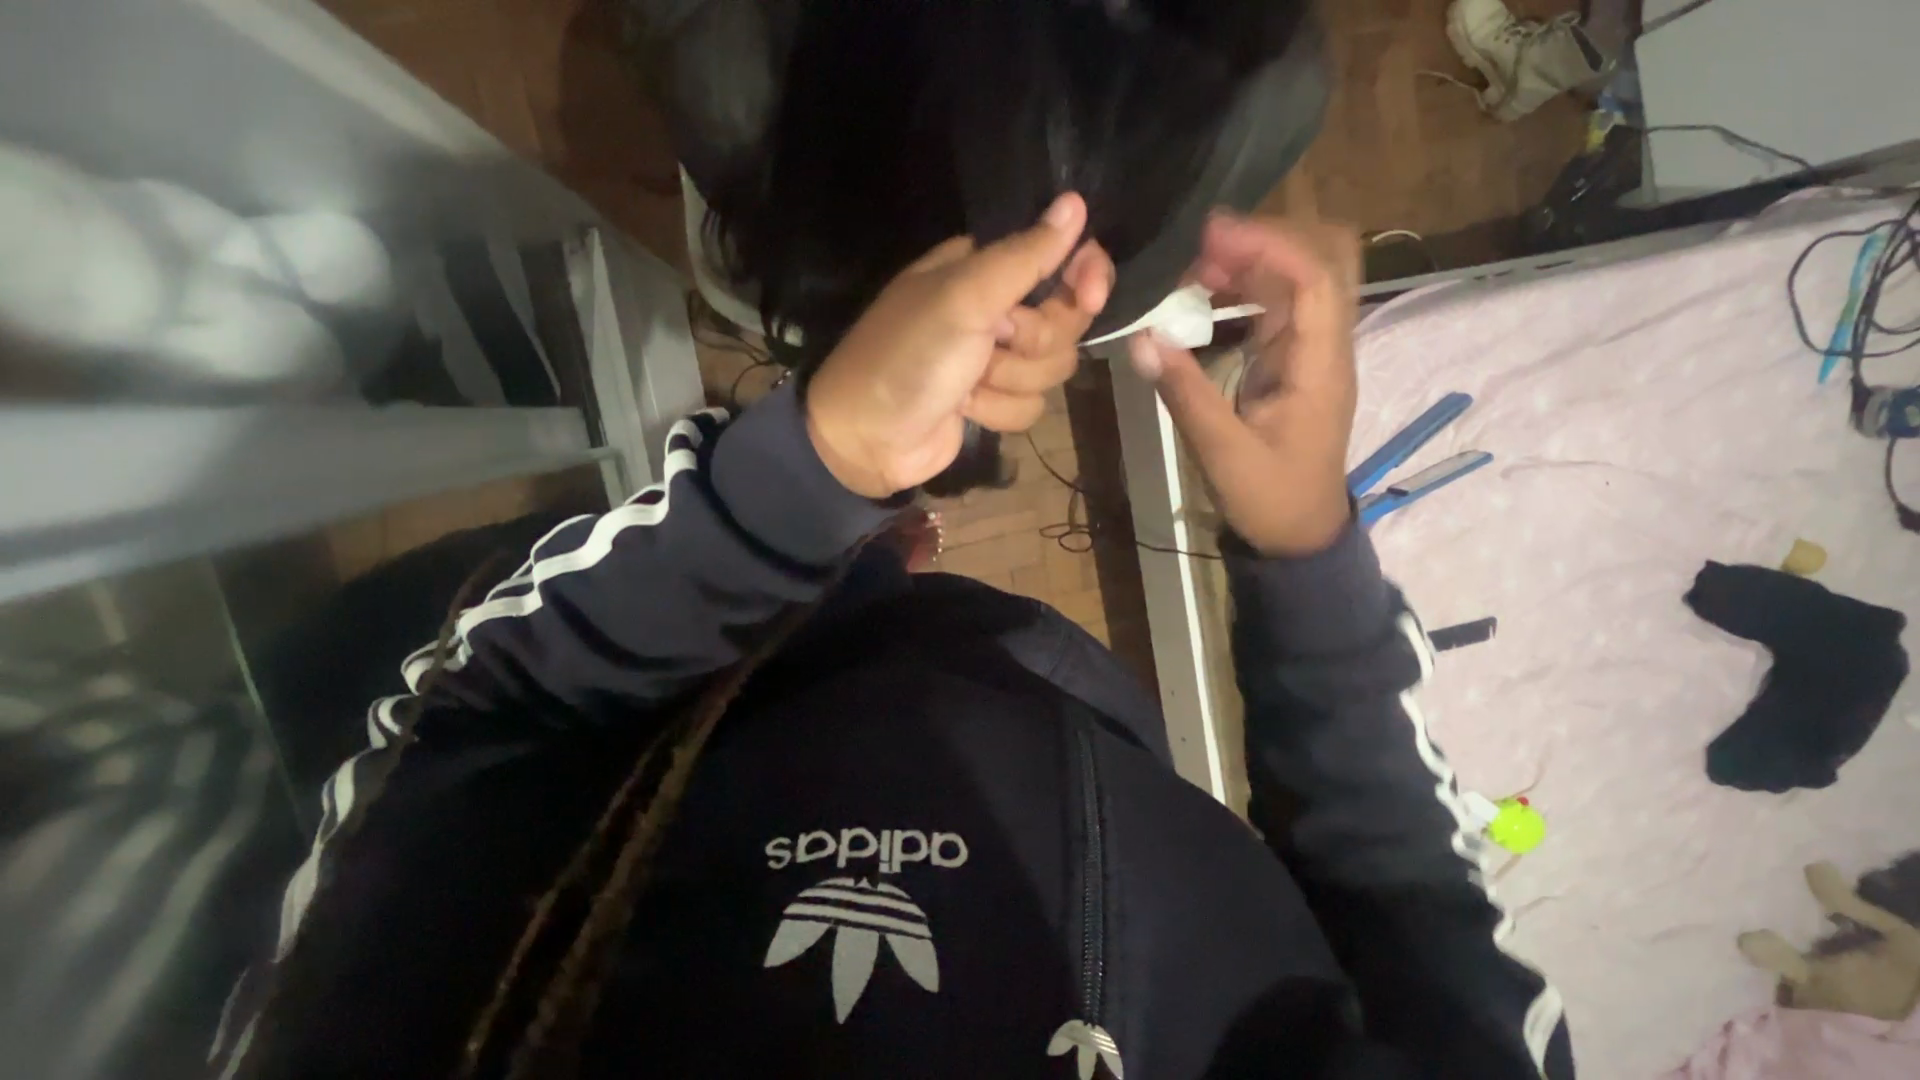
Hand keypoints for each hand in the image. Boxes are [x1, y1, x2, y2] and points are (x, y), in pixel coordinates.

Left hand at [806, 193, 1112, 498]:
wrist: (867, 438)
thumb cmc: (908, 357)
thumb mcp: (964, 298)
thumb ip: (1024, 256)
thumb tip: (1075, 203)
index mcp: (983, 268)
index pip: (1060, 258)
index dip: (1083, 278)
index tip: (1088, 296)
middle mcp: (993, 307)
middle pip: (1064, 320)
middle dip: (1033, 342)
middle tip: (992, 346)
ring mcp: (993, 357)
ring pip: (1051, 367)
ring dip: (1010, 381)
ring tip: (967, 384)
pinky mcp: (993, 400)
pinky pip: (1032, 404)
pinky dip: (998, 411)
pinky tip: (964, 409)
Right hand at [1129, 215, 1359, 556]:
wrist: (1300, 536)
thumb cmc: (1269, 497)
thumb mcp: (1221, 452)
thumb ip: (1185, 392)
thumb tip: (1142, 339)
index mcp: (1321, 366)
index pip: (1314, 279)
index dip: (1267, 245)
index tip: (1211, 234)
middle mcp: (1326, 346)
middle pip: (1322, 261)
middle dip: (1266, 241)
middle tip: (1201, 248)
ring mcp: (1312, 352)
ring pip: (1298, 279)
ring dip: (1251, 263)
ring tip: (1192, 268)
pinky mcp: (1294, 362)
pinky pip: (1277, 307)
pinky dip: (1244, 290)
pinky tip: (1202, 296)